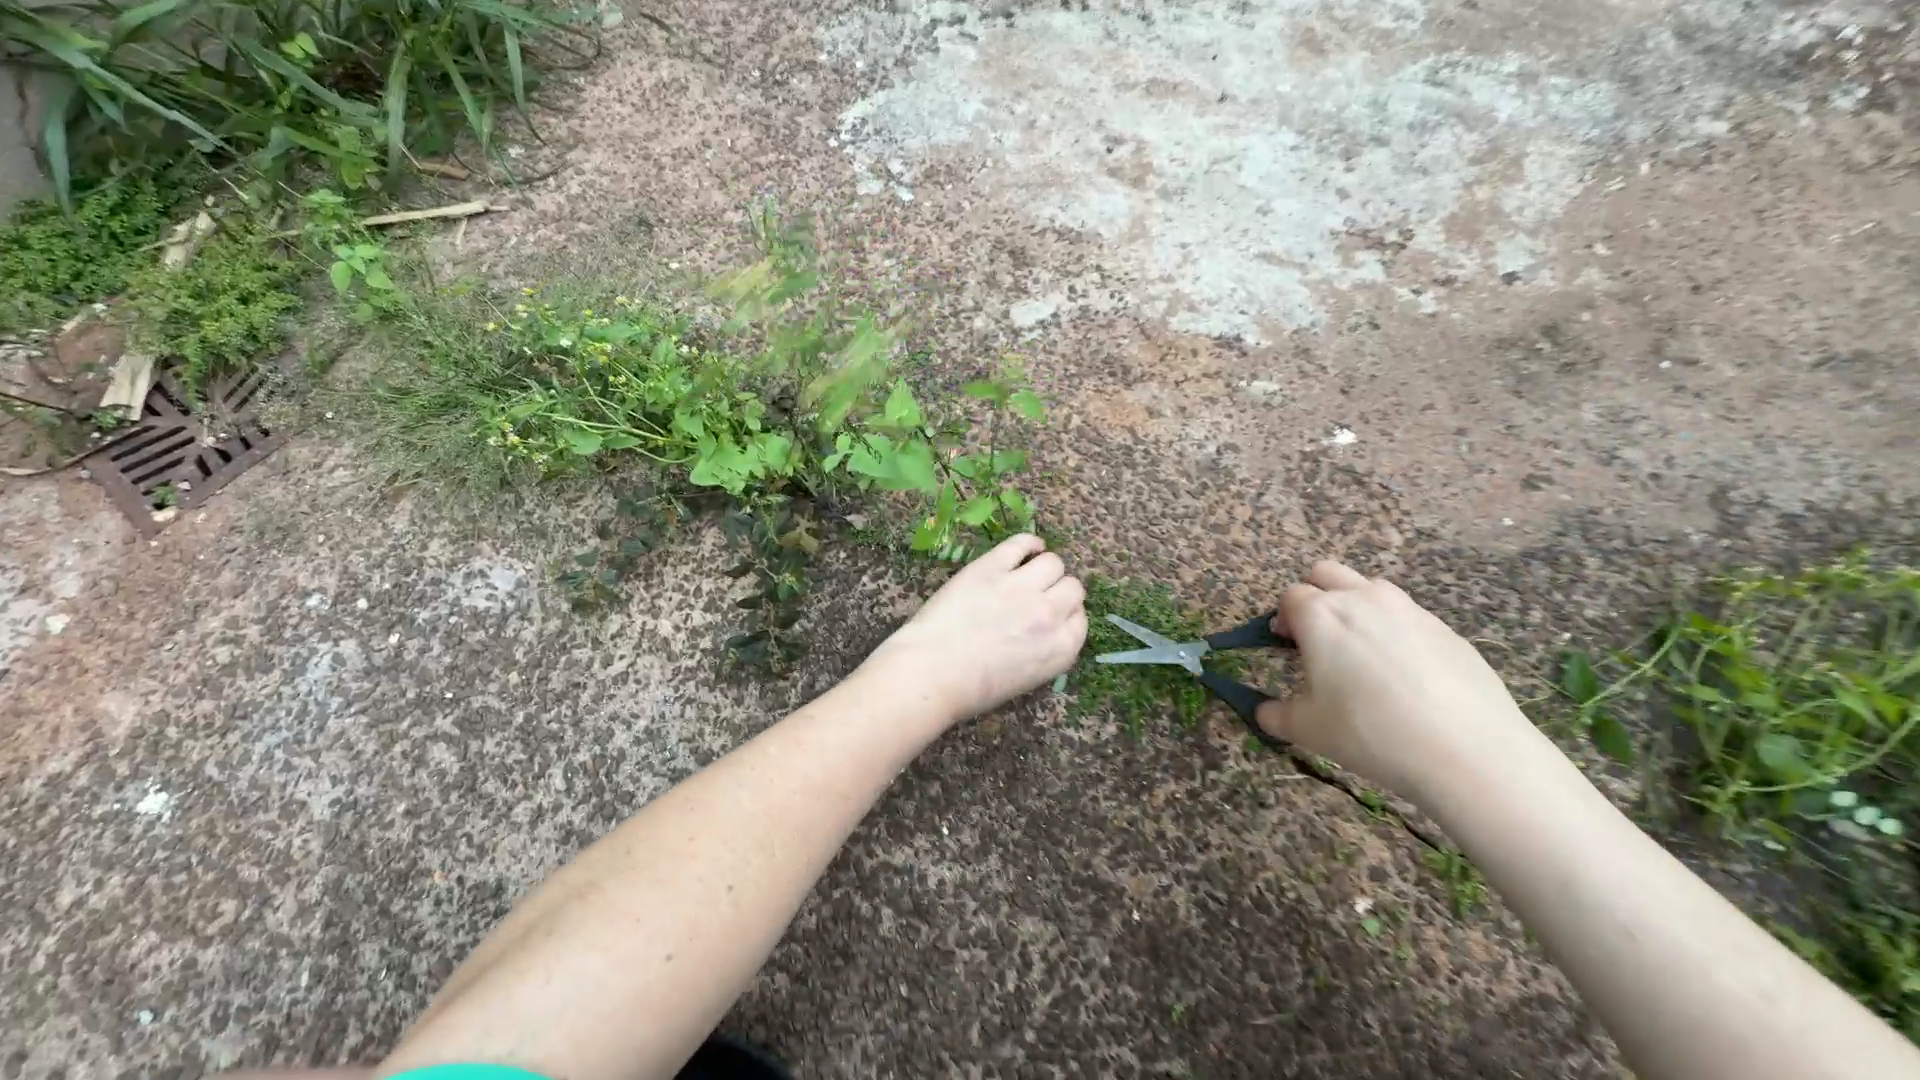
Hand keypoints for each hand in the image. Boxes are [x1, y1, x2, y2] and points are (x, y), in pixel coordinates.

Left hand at [864, 534, 1086, 724]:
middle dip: (1058, 591)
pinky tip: (1027, 548)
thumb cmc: (972, 689)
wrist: (931, 673)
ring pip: (1052, 563)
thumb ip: (1046, 650)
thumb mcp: (1026, 679)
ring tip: (1027, 574)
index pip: (1079, 618)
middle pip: (1072, 587)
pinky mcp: (992, 567)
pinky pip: (1021, 544)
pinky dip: (1028, 543)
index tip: (1051, 615)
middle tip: (1037, 597)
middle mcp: (1050, 614)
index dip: (1065, 614)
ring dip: (1044, 568)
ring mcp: (1022, 587)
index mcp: (1061, 649)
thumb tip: (1047, 627)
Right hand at [1254, 560, 1538, 804]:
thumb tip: (1264, 713)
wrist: (1467, 749)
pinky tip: (1404, 675)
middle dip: (1314, 596)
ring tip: (1360, 653)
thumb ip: (1277, 715)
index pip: (1290, 597)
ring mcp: (1408, 609)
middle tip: (1316, 638)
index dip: (1282, 619)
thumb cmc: (1370, 733)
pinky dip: (1393, 631)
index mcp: (1321, 615)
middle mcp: (1362, 599)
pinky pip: (1406, 615)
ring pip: (1369, 588)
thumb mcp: (1309, 730)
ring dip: (1355, 606)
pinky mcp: (1444, 627)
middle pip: (1326, 573)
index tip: (1285, 646)